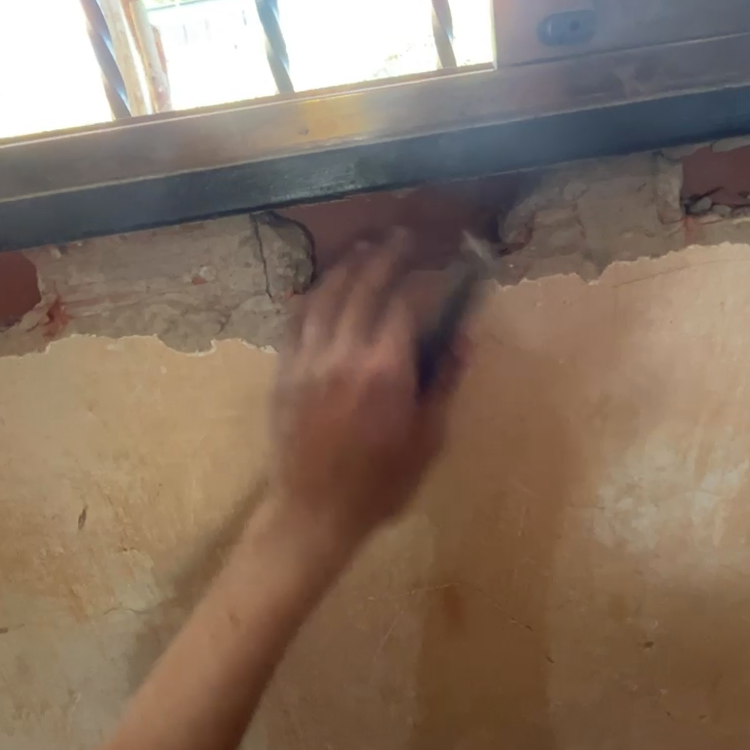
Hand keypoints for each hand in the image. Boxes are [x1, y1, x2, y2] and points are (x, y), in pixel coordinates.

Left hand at [269, 233, 466, 547]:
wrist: (314, 512)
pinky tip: (322, 286)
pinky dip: (312, 295)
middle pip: (364, 286)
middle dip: (386, 256)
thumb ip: (444, 382)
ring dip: (347, 265)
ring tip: (364, 248)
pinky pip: (295, 320)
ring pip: (326, 295)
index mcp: (386, 371)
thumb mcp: (428, 439)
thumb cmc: (381, 483)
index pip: (405, 303)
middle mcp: (344, 353)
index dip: (424, 279)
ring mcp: (308, 359)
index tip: (439, 265)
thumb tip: (465, 336)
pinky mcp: (284, 371)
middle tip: (402, 237)